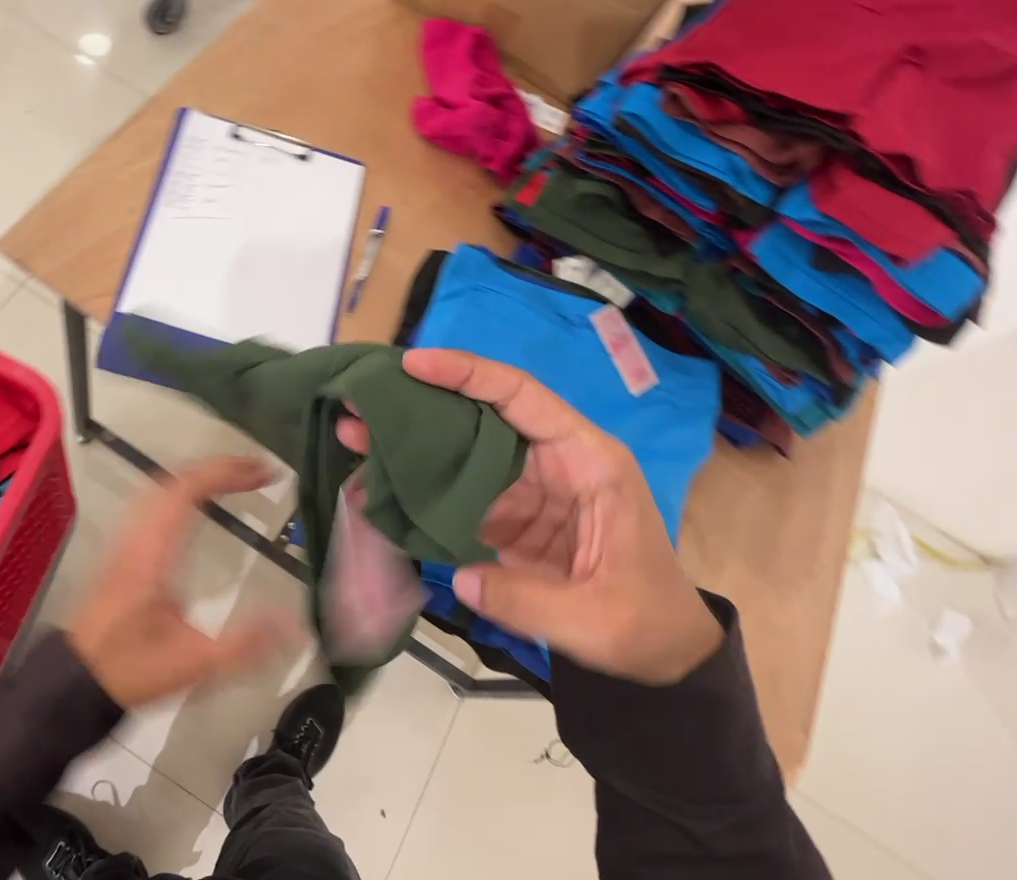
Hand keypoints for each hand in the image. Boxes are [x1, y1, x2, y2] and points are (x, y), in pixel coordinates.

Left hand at [66, 457, 301, 707]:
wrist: (73, 683)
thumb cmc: (132, 670)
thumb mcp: (195, 664)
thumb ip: (246, 645)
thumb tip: (296, 623)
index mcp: (153, 553)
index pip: (187, 490)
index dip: (227, 473)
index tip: (266, 474)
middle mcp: (136, 536)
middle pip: (175, 479)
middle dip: (220, 468)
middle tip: (259, 472)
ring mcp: (125, 541)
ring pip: (161, 487)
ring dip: (201, 476)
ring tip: (237, 481)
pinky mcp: (121, 551)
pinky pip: (153, 501)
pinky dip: (183, 490)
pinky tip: (199, 504)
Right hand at [336, 350, 722, 684]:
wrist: (661, 652)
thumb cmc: (643, 623)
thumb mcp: (592, 618)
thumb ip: (525, 599)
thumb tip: (461, 576)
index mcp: (588, 462)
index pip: (524, 398)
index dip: (470, 375)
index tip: (415, 365)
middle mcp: (555, 461)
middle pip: (484, 415)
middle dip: (424, 402)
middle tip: (364, 395)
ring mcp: (529, 488)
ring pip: (465, 450)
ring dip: (414, 443)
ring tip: (356, 431)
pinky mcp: (510, 516)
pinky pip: (460, 491)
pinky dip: (422, 487)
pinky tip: (380, 483)